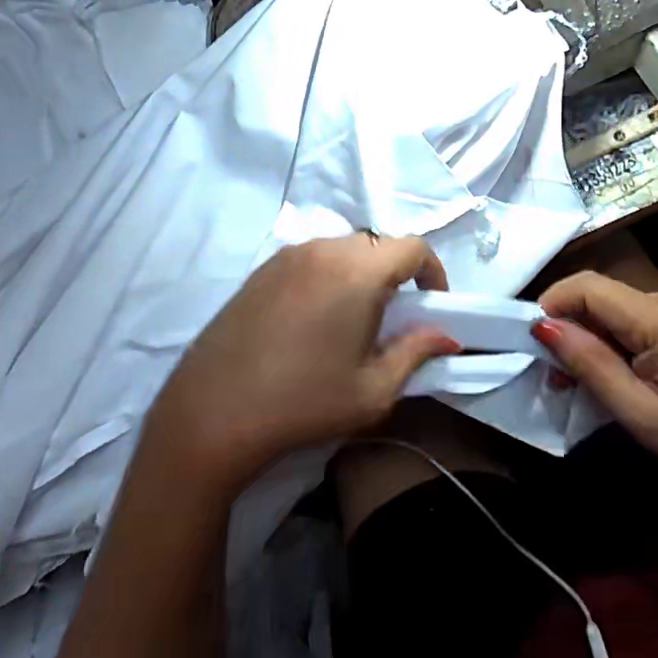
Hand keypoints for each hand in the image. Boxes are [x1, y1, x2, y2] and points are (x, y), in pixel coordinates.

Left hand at [144, 233, 461, 490]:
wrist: (212, 413)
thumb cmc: (303, 403)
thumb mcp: (373, 390)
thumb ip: (415, 353)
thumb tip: (446, 337)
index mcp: (357, 271)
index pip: (412, 247)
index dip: (432, 271)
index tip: (431, 305)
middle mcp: (323, 250)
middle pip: (377, 244)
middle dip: (396, 273)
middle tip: (394, 317)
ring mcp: (287, 256)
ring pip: (342, 249)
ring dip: (361, 273)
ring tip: (353, 320)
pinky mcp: (260, 270)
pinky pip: (311, 258)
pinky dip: (328, 276)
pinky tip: (314, 320)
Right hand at [533, 272, 657, 509]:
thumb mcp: (645, 416)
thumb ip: (591, 367)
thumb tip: (542, 328)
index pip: (586, 285)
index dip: (550, 304)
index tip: (529, 343)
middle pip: (597, 294)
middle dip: (566, 325)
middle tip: (551, 374)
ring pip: (612, 307)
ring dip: (586, 336)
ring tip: (576, 382)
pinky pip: (631, 319)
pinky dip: (610, 341)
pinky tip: (610, 376)